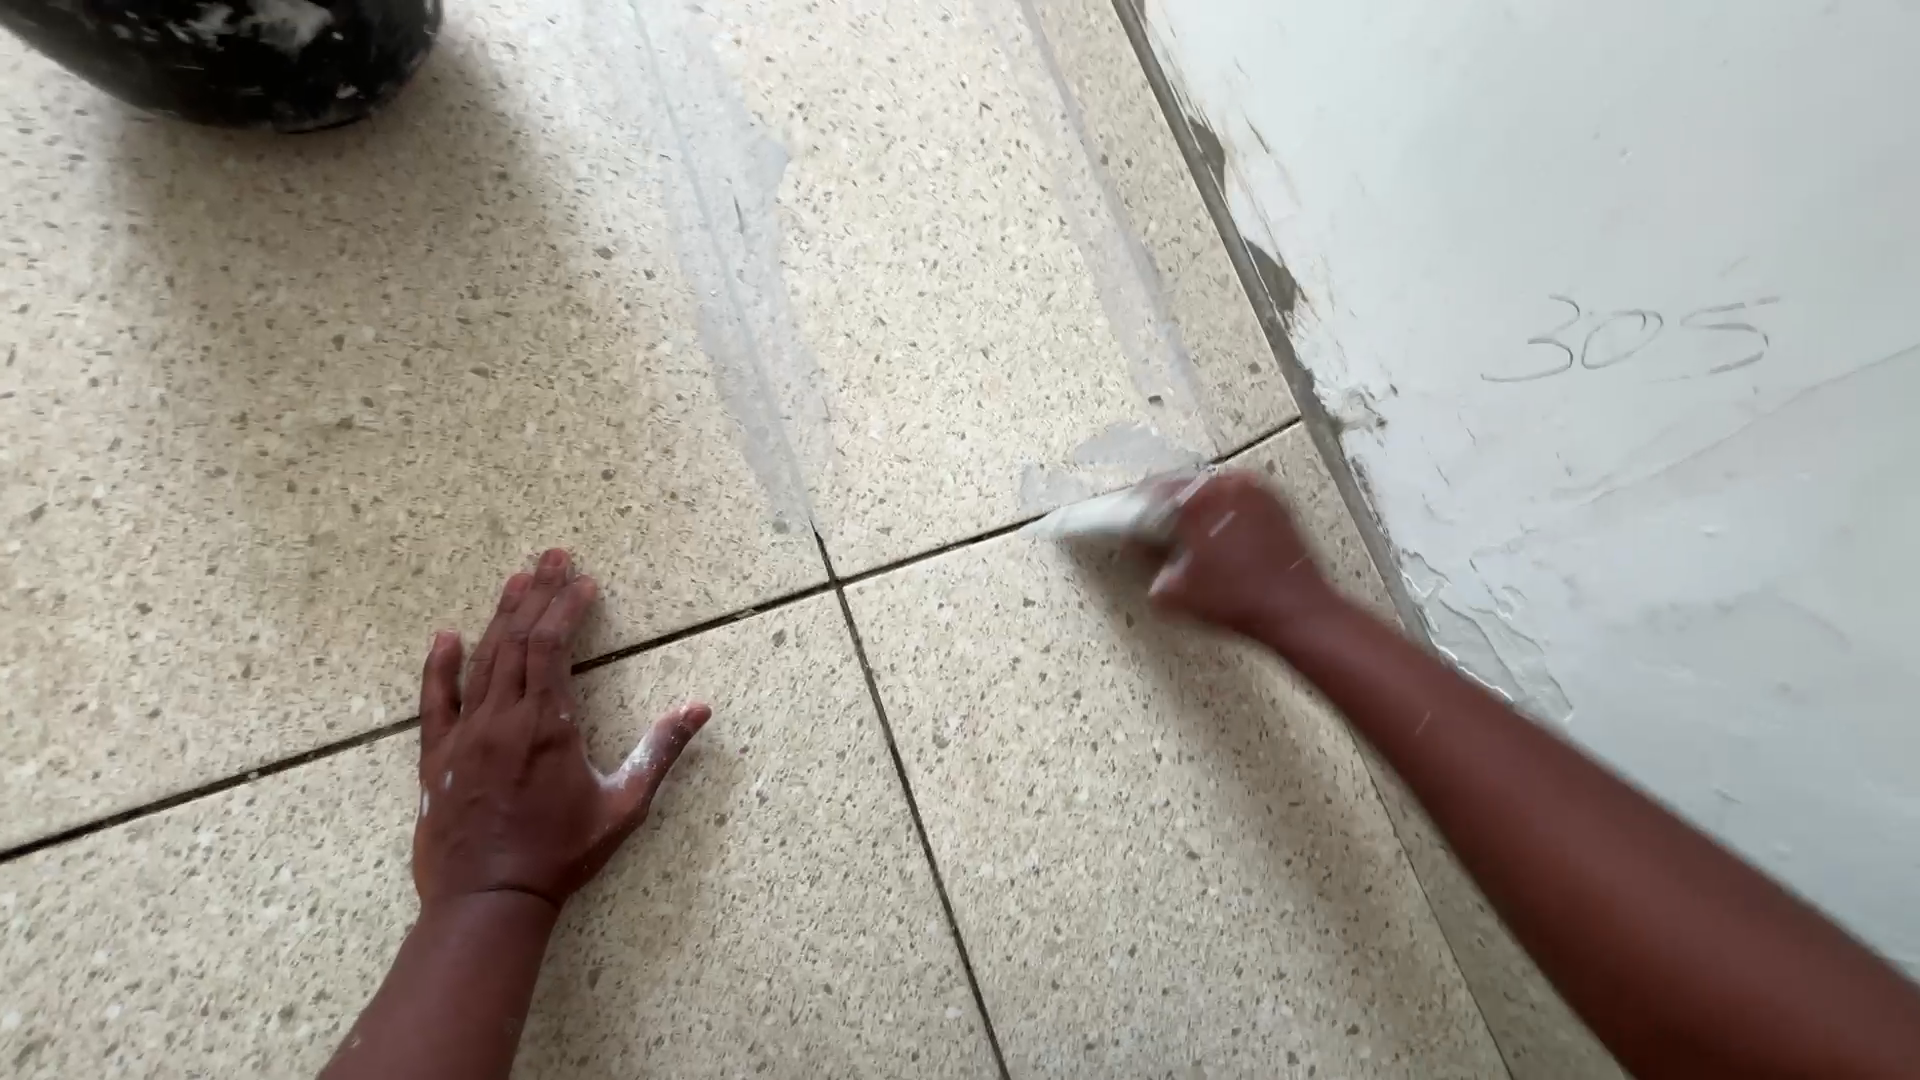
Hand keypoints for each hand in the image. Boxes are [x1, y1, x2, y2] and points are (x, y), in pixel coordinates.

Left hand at [412, 548, 710, 912]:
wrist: (488, 902)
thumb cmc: (563, 853)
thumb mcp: (626, 803)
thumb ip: (661, 750)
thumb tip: (700, 707)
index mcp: (548, 725)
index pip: (554, 647)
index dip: (568, 608)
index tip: (584, 582)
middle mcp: (502, 719)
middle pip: (517, 641)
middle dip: (538, 594)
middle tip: (552, 556)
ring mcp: (463, 737)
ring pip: (479, 661)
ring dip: (500, 616)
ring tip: (517, 578)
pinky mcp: (435, 759)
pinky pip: (433, 702)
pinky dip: (438, 666)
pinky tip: (444, 637)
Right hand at [1145, 471, 1339, 638]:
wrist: (1295, 610)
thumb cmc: (1237, 600)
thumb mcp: (1176, 593)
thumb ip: (1149, 565)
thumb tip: (1139, 550)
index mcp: (1196, 501)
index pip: (1154, 488)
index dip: (1138, 503)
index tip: (1133, 515)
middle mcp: (1227, 486)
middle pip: (1185, 482)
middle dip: (1168, 501)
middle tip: (1158, 521)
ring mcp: (1257, 492)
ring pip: (1215, 486)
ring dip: (1199, 502)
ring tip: (1190, 525)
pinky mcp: (1277, 504)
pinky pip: (1241, 495)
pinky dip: (1226, 507)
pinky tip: (1221, 530)